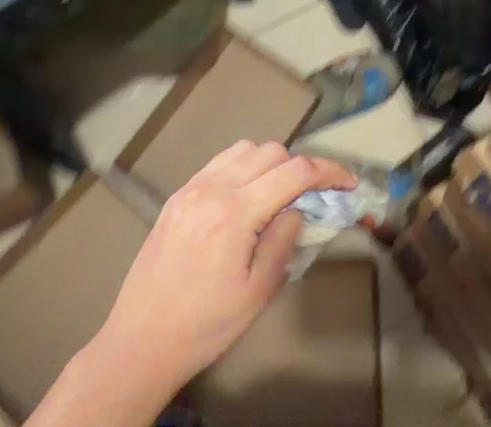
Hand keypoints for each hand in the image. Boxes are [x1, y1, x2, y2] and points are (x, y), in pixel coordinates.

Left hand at [92, 142, 358, 390]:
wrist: (141, 340)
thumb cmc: (206, 325)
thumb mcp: (258, 290)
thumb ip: (284, 240)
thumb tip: (299, 208)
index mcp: (235, 213)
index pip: (294, 172)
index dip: (328, 172)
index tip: (348, 183)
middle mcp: (211, 189)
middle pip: (270, 152)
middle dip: (300, 167)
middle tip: (315, 196)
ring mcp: (190, 190)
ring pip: (243, 150)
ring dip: (270, 163)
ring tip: (281, 194)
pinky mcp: (176, 198)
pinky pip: (218, 164)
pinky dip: (242, 169)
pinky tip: (247, 197)